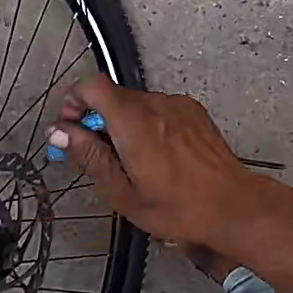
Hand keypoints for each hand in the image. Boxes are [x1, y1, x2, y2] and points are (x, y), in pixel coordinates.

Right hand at [46, 75, 265, 247]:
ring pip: (135, 103)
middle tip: (99, 152)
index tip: (72, 124)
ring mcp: (175, 105)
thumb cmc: (180, 206)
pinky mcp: (191, 110)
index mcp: (132, 122)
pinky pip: (158, 108)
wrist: (231, 205)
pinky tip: (158, 155)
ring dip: (124, 123)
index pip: (91, 86)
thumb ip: (88, 155)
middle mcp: (154, 105)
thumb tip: (60, 132)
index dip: (75, 100)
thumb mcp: (122, 191)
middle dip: (98, 119)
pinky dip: (149, 124)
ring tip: (133, 160)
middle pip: (111, 95)